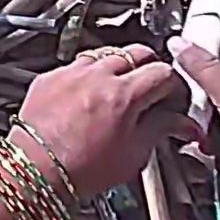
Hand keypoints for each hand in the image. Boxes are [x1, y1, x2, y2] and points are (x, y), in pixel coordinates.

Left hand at [14, 44, 202, 196]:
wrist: (38, 166)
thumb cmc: (83, 166)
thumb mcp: (135, 153)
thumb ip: (161, 128)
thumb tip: (182, 122)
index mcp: (123, 95)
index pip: (163, 72)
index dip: (175, 85)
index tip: (173, 97)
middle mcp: (95, 76)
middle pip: (134, 53)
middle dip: (149, 67)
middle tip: (152, 86)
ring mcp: (70, 73)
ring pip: (103, 54)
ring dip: (117, 66)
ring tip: (120, 89)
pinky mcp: (50, 76)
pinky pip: (75, 65)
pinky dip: (88, 74)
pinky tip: (90, 93)